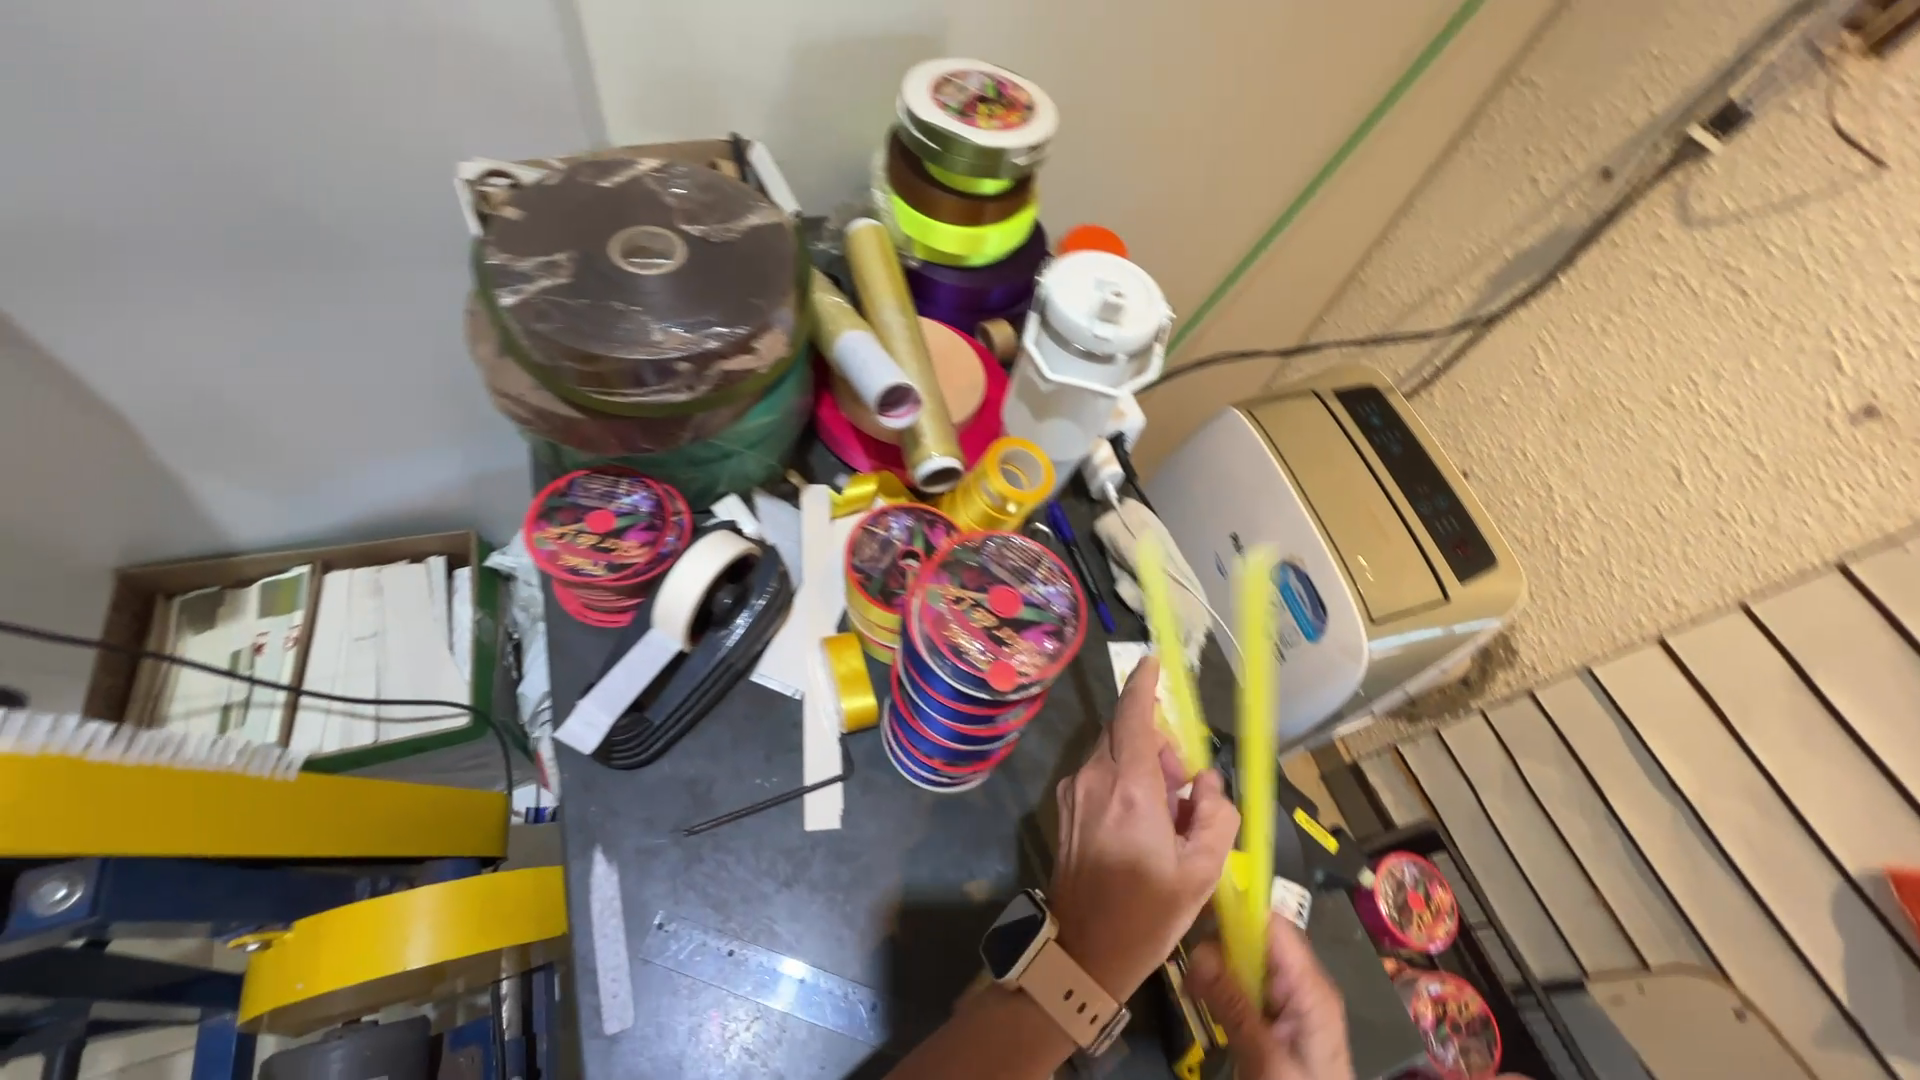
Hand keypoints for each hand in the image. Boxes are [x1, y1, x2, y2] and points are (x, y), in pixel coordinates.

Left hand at [1048, 657, 1238, 1000]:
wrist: (1082, 950)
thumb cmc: (1147, 913)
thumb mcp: (1201, 870)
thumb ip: (1215, 814)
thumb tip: (1206, 781)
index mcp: (1128, 788)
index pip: (1132, 715)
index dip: (1144, 684)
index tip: (1152, 661)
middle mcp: (1093, 778)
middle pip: (1124, 731)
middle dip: (1156, 741)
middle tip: (1182, 787)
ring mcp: (1073, 791)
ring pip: (1110, 752)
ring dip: (1140, 763)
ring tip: (1164, 814)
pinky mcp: (1065, 806)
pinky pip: (1098, 773)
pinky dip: (1122, 779)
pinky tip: (1138, 823)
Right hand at [1188, 919, 1352, 1079]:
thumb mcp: (1265, 1057)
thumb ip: (1233, 1006)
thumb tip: (1198, 950)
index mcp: (1310, 987)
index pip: (1275, 926)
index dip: (1239, 911)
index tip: (1197, 909)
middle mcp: (1302, 985)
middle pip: (1258, 942)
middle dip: (1221, 946)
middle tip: (1189, 966)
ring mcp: (1291, 1002)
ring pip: (1247, 964)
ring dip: (1217, 970)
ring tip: (1191, 989)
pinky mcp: (1278, 1019)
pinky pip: (1247, 988)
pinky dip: (1222, 990)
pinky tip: (1202, 1000)